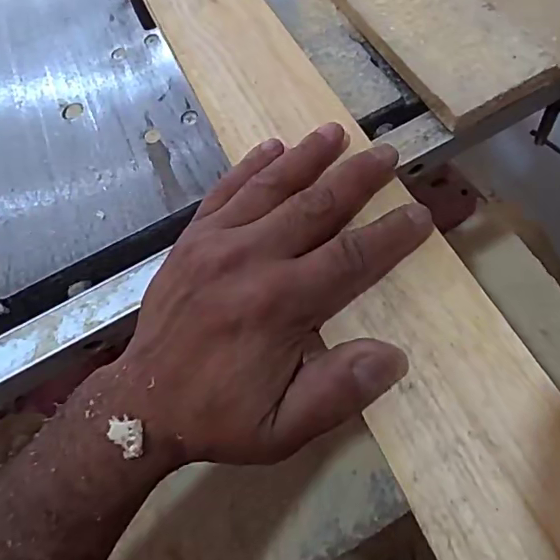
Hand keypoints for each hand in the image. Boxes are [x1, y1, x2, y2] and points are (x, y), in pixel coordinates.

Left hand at [101, 122, 432, 466]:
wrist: (141, 403)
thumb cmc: (220, 416)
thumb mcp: (283, 428)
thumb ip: (338, 391)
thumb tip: (393, 356)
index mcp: (281, 304)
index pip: (351, 257)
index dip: (390, 234)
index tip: (418, 214)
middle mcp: (251, 259)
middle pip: (317, 206)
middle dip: (357, 178)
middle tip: (387, 154)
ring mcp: (216, 241)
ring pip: (272, 186)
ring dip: (308, 156)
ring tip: (335, 131)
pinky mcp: (192, 237)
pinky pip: (226, 191)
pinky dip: (251, 166)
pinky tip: (273, 146)